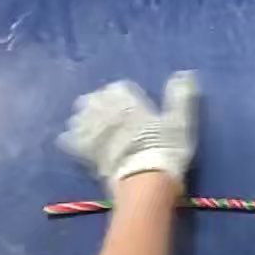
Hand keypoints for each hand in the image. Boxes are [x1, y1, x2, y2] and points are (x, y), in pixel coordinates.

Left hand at [58, 72, 196, 187]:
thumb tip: (185, 74)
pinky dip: (70, 138)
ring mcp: (94, 133)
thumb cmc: (165, 148)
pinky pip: (71, 141)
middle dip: (97, 104)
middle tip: (103, 111)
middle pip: (94, 101)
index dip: (119, 93)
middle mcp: (107, 113)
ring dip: (83, 118)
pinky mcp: (86, 153)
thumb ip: (180, 97)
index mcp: (129, 102)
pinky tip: (70, 140)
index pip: (117, 89)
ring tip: (87, 124)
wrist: (145, 180)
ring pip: (80, 118)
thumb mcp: (179, 122)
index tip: (125, 99)